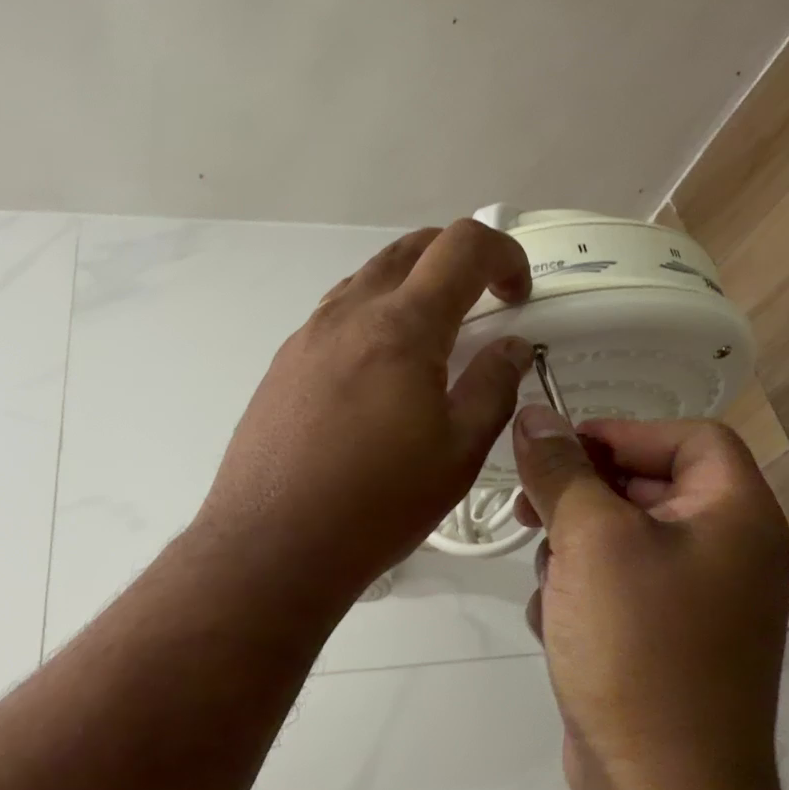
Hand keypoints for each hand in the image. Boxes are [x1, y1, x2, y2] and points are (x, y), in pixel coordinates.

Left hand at [197, 219, 533, 594]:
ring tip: (431, 343)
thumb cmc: (376, 503)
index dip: (504, 254)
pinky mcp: (283, 363)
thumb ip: (492, 387)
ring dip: (411, 288)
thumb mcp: (457, 453)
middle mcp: (349, 313)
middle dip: (457, 259)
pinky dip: (373, 319)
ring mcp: (308, 335)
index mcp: (401, 326)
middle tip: (482, 304)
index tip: (518, 296)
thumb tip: (509, 346)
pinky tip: (379, 375)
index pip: (461, 245)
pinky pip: (337, 316)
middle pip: (409, 248)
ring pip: (368, 279)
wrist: (271, 544)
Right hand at [512, 410, 788, 789]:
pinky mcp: (667, 646)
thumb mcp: (591, 541)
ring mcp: (700, 605)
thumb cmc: (638, 647)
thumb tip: (535, 415)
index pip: (689, 436)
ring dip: (572, 553)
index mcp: (736, 516)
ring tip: (550, 585)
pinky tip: (558, 629)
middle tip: (527, 511)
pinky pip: (618, 593)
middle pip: (648, 488)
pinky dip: (581, 599)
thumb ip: (562, 469)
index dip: (622, 433)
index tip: (558, 452)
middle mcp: (729, 553)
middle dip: (581, 499)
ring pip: (621, 542)